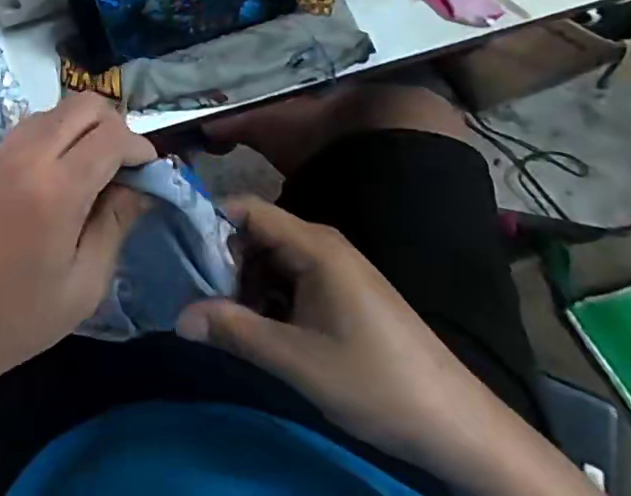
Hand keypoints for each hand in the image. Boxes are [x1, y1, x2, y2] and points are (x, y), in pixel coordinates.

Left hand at [0, 93, 156, 394]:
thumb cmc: (23, 315)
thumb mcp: (87, 280)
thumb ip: (117, 221)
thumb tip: (143, 185)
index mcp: (56, 189)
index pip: (112, 136)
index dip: (140, 148)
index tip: (150, 174)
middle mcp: (29, 156)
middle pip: (87, 105)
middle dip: (117, 127)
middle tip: (125, 168)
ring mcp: (5, 151)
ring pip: (61, 108)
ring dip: (88, 126)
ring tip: (96, 169)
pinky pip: (37, 122)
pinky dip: (62, 131)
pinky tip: (65, 170)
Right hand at [175, 197, 595, 495]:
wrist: (454, 421)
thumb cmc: (375, 382)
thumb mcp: (296, 360)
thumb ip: (235, 332)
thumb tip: (179, 317)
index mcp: (315, 245)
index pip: (249, 209)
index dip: (210, 221)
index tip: (176, 248)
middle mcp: (323, 244)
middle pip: (257, 232)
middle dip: (223, 259)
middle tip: (195, 294)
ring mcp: (336, 267)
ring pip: (272, 258)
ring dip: (244, 282)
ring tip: (220, 316)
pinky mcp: (342, 291)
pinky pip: (291, 278)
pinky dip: (267, 296)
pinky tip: (256, 327)